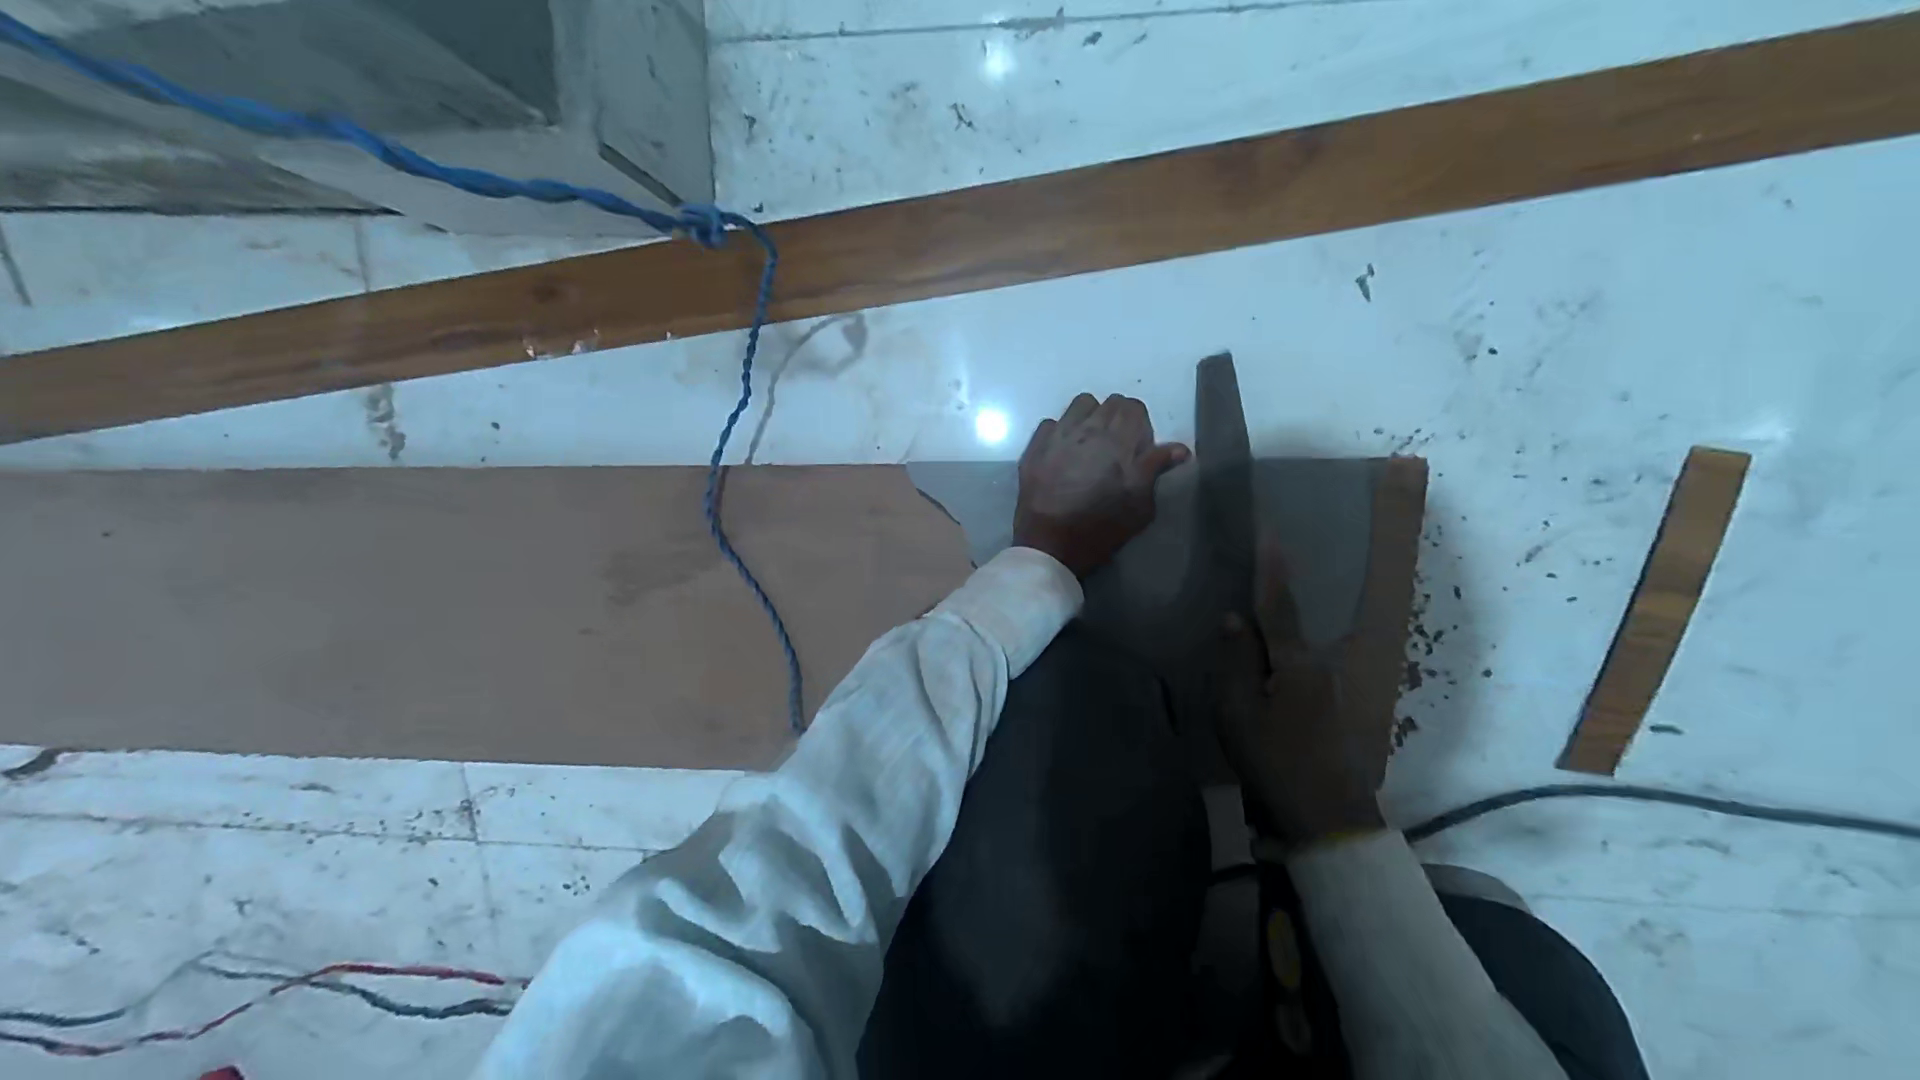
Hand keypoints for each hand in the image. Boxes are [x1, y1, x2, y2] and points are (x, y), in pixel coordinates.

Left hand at [1012, 393, 1188, 577]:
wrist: (1050, 544)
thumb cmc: (1100, 528)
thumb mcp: (1140, 505)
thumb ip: (1156, 469)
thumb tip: (1179, 449)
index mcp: (1117, 440)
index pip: (1134, 408)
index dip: (1139, 425)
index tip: (1138, 447)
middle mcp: (1087, 428)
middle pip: (1109, 403)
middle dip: (1117, 419)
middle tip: (1116, 447)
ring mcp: (1057, 435)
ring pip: (1080, 405)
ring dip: (1089, 417)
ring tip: (1089, 443)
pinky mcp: (1034, 447)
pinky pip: (1051, 423)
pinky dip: (1061, 432)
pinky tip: (1063, 453)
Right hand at [1214, 544, 1388, 846]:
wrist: (1327, 817)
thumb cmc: (1275, 761)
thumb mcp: (1240, 713)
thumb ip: (1235, 662)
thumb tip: (1234, 619)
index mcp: (1295, 663)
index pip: (1278, 606)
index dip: (1272, 569)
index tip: (1272, 532)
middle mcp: (1319, 667)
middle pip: (1292, 621)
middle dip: (1278, 590)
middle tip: (1261, 562)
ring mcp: (1329, 688)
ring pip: (1297, 643)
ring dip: (1279, 622)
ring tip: (1258, 606)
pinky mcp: (1328, 707)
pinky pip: (1300, 663)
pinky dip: (1282, 650)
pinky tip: (1268, 655)